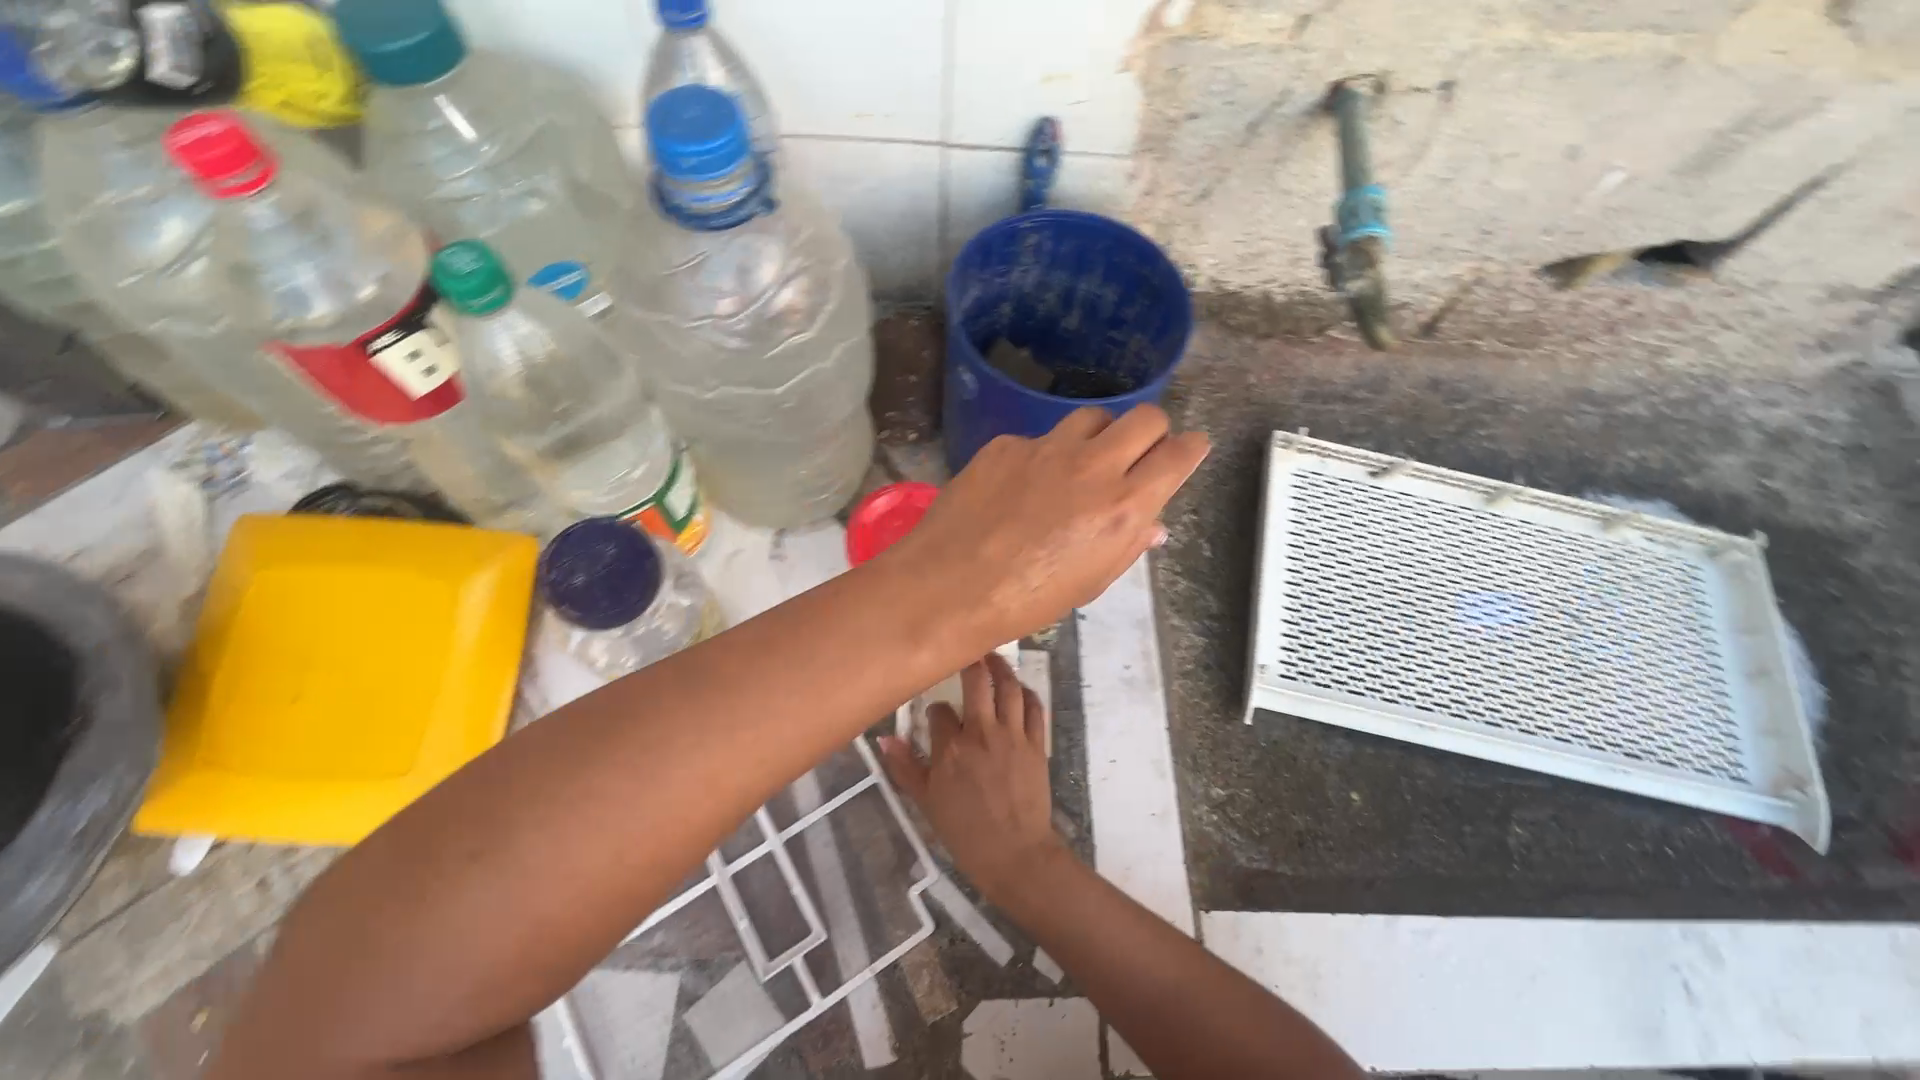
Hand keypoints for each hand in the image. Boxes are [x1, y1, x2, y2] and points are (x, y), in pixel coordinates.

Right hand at [878, 653, 1064, 906]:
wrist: (1015, 853)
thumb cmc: (966, 832)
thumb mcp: (926, 802)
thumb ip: (905, 767)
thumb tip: (884, 738)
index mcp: (951, 748)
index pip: (939, 712)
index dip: (935, 711)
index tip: (935, 716)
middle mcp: (982, 732)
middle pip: (977, 681)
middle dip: (972, 662)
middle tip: (968, 652)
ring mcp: (1013, 736)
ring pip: (1009, 688)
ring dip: (1001, 669)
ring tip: (993, 659)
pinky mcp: (1036, 744)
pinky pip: (1034, 707)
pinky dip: (1027, 693)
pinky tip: (1020, 689)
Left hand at [883, 405, 1206, 647]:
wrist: (950, 587)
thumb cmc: (1027, 601)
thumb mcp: (1090, 582)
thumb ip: (1127, 544)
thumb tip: (1152, 523)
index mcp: (1124, 507)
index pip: (1178, 455)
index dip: (1190, 449)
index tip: (1188, 450)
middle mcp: (1093, 467)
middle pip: (1146, 417)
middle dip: (1152, 431)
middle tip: (1139, 452)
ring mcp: (1047, 449)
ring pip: (1093, 416)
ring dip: (1098, 435)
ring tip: (1082, 463)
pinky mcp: (1006, 444)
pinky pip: (1038, 438)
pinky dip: (1042, 456)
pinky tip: (1022, 486)